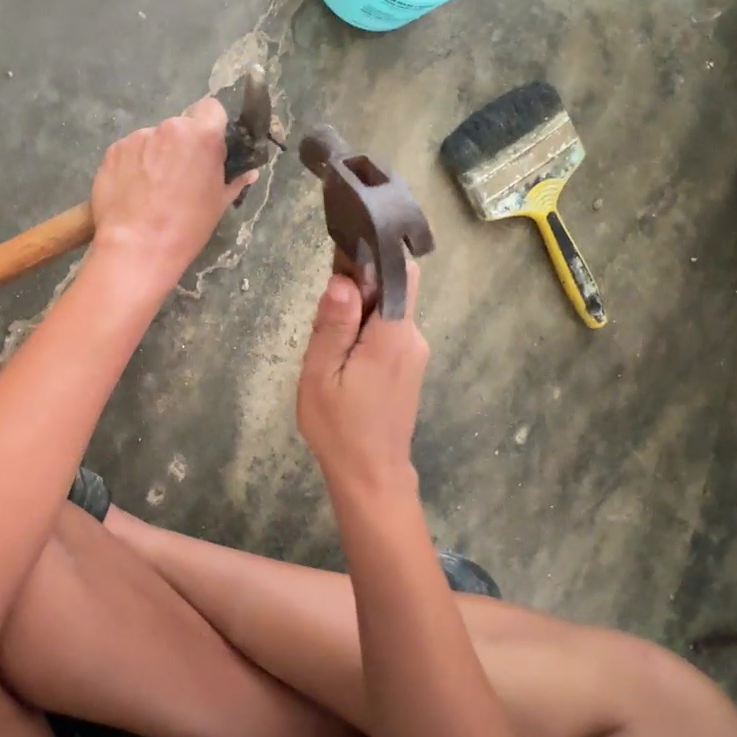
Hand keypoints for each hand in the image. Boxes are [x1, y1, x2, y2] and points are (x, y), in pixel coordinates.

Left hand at [89, 97, 256, 285]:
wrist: (136, 247)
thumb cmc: (186, 227)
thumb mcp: (218, 204)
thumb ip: (234, 180)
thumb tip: (249, 172)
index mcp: (202, 135)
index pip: (212, 108)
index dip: (211, 127)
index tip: (206, 150)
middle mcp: (168, 127)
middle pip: (179, 127)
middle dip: (180, 145)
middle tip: (178, 177)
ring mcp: (137, 137)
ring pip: (152, 140)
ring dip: (154, 156)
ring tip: (150, 190)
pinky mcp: (112, 151)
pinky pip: (129, 152)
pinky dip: (132, 166)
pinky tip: (131, 192)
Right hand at [297, 261, 427, 490]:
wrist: (371, 475)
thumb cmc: (340, 427)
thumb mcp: (321, 374)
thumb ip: (333, 325)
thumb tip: (342, 280)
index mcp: (393, 335)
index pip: (400, 274)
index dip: (372, 261)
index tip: (339, 266)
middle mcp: (413, 338)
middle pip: (390, 291)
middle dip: (356, 294)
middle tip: (322, 326)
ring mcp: (415, 354)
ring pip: (386, 313)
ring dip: (357, 319)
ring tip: (328, 353)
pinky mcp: (409, 368)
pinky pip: (388, 334)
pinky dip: (364, 336)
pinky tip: (342, 364)